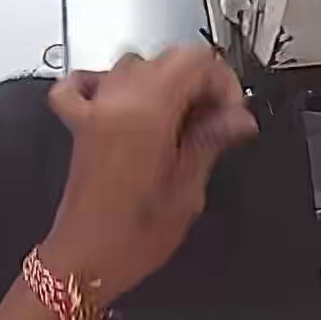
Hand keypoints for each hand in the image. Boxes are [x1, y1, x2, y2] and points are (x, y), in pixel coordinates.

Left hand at [39, 45, 257, 300]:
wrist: (85, 260)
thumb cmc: (133, 238)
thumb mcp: (188, 190)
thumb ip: (212, 141)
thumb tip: (239, 118)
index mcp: (147, 113)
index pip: (196, 61)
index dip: (224, 82)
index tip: (233, 114)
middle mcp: (117, 101)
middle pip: (169, 59)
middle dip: (201, 83)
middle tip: (218, 122)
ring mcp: (94, 109)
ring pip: (137, 65)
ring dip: (166, 84)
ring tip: (183, 122)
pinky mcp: (81, 124)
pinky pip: (87, 82)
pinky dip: (109, 84)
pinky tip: (128, 104)